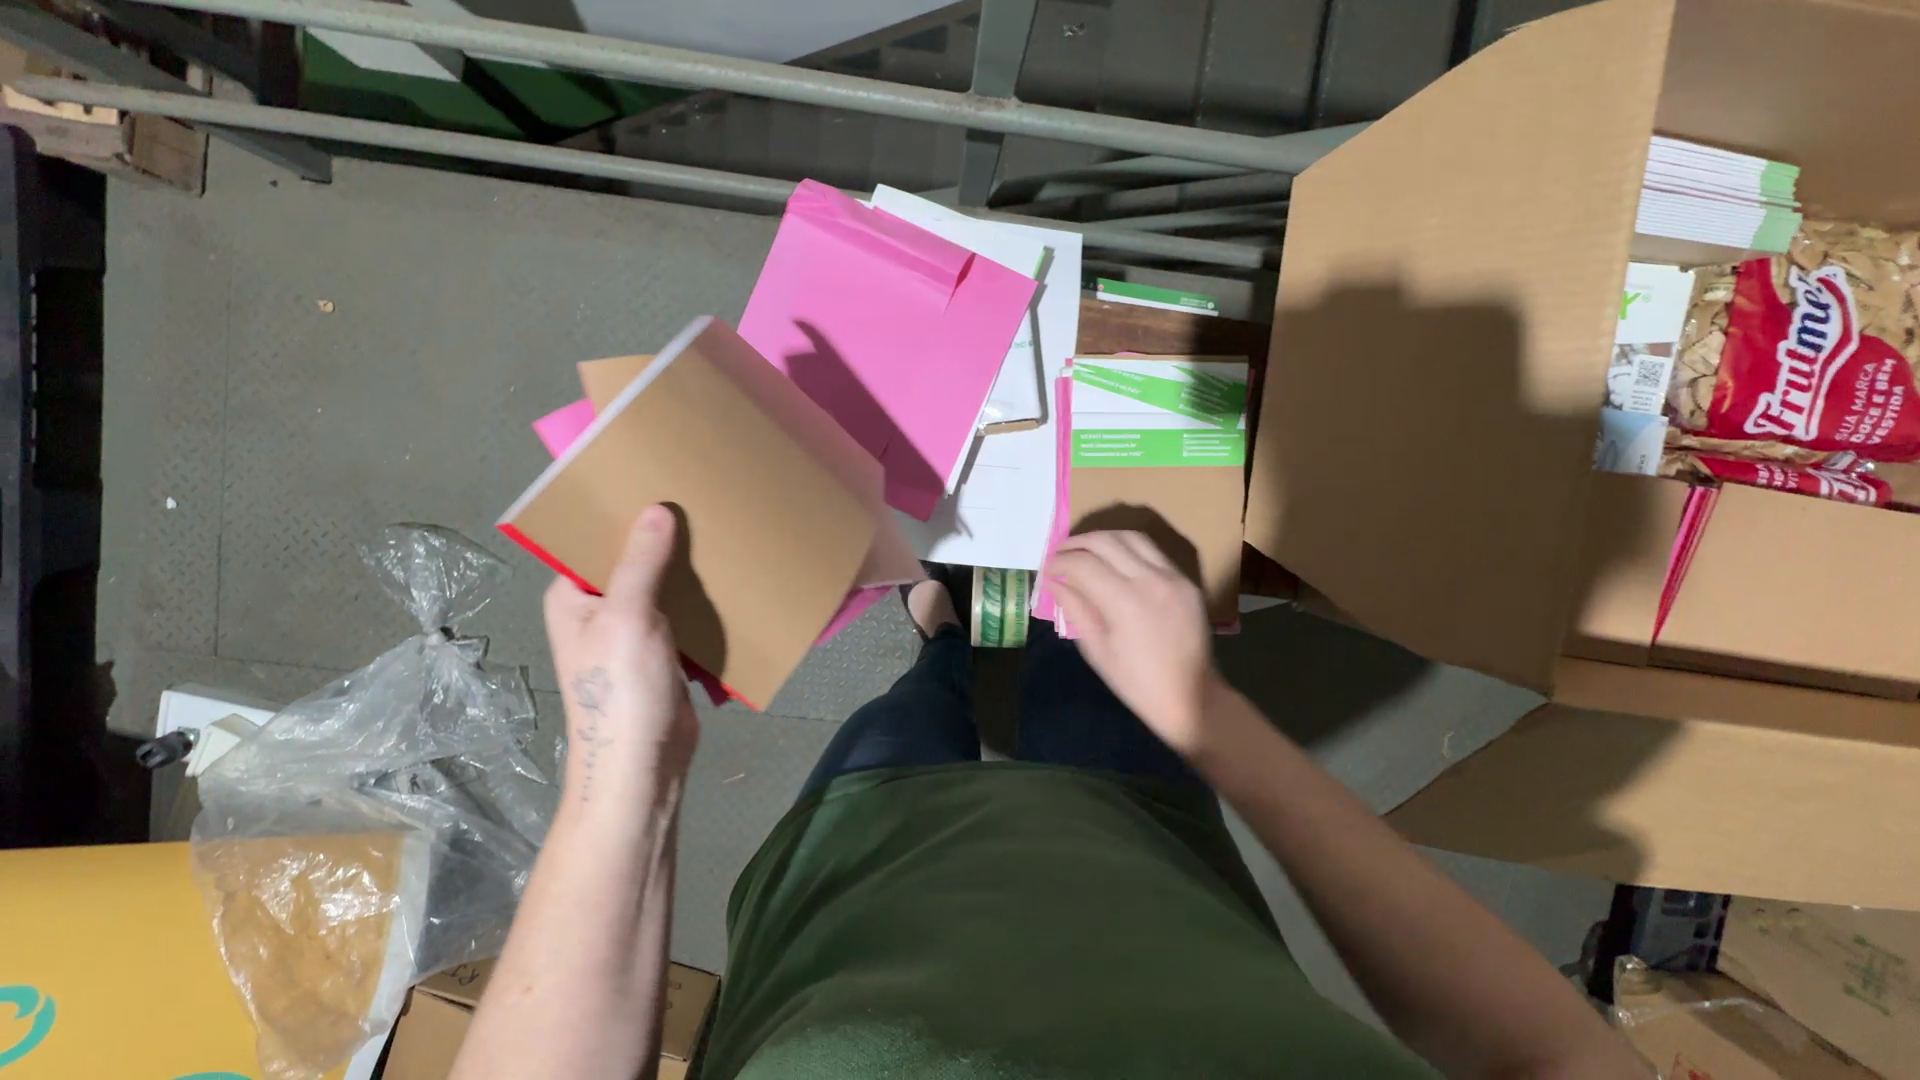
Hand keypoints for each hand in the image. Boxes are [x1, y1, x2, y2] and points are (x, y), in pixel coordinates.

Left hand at [543, 505, 697, 805]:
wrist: (644, 764)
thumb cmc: (621, 689)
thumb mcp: (628, 617)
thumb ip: (641, 562)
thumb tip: (656, 508)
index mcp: (573, 597)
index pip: (591, 541)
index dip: (621, 513)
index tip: (656, 480)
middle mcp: (598, 610)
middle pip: (631, 561)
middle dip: (663, 538)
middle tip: (700, 500)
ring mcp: (632, 632)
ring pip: (661, 587)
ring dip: (687, 569)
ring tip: (721, 530)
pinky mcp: (663, 652)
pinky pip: (682, 614)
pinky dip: (702, 600)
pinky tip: (729, 576)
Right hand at [1045, 531, 1224, 756]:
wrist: (1191, 696)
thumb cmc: (1137, 683)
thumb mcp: (1096, 649)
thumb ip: (1075, 608)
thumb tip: (1054, 581)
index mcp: (1125, 601)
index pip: (1082, 564)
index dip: (1059, 562)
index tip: (1047, 570)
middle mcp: (1150, 579)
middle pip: (1105, 541)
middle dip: (1076, 543)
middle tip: (1059, 554)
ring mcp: (1172, 577)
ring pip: (1131, 537)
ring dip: (1103, 538)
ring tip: (1084, 550)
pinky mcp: (1186, 581)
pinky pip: (1152, 551)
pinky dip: (1128, 549)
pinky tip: (1114, 560)